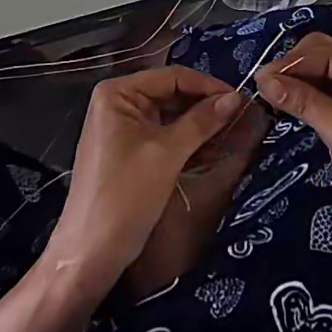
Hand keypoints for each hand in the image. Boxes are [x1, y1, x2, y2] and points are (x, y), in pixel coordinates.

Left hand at [42, 67, 244, 292]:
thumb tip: (236, 97)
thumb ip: (202, 121)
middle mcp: (117, 102)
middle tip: (241, 116)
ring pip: (170, 113)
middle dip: (204, 104)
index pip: (173, 76)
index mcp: (118, 93)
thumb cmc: (125, 197)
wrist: (89, 255)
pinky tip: (210, 144)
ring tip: (232, 129)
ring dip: (198, 122)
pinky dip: (186, 137)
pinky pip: (162, 132)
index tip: (242, 99)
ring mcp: (121, 126)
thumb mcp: (167, 154)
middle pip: (171, 92)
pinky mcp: (127, 149)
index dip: (208, 85)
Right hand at [256, 33, 331, 240]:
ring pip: (321, 73)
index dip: (294, 62)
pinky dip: (303, 95)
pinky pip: (323, 93)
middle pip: (325, 56)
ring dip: (296, 80)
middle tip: (263, 86)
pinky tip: (284, 102)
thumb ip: (305, 102)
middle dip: (294, 67)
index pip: (330, 54)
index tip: (261, 78)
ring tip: (267, 93)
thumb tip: (263, 79)